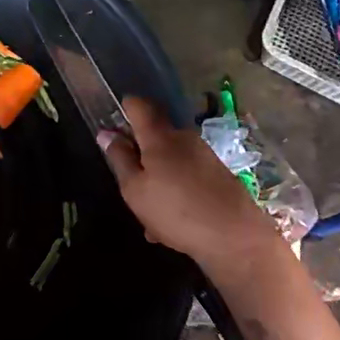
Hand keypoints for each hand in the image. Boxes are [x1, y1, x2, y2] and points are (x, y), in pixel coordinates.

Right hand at [99, 97, 284, 271]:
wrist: (232, 232)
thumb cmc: (174, 210)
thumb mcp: (135, 189)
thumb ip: (120, 159)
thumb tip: (107, 133)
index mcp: (160, 137)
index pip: (140, 107)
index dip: (126, 107)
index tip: (115, 121)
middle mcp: (184, 138)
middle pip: (156, 137)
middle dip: (141, 157)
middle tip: (130, 186)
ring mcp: (204, 154)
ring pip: (172, 162)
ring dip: (159, 182)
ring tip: (151, 219)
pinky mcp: (218, 173)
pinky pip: (188, 177)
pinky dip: (177, 193)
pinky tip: (172, 225)